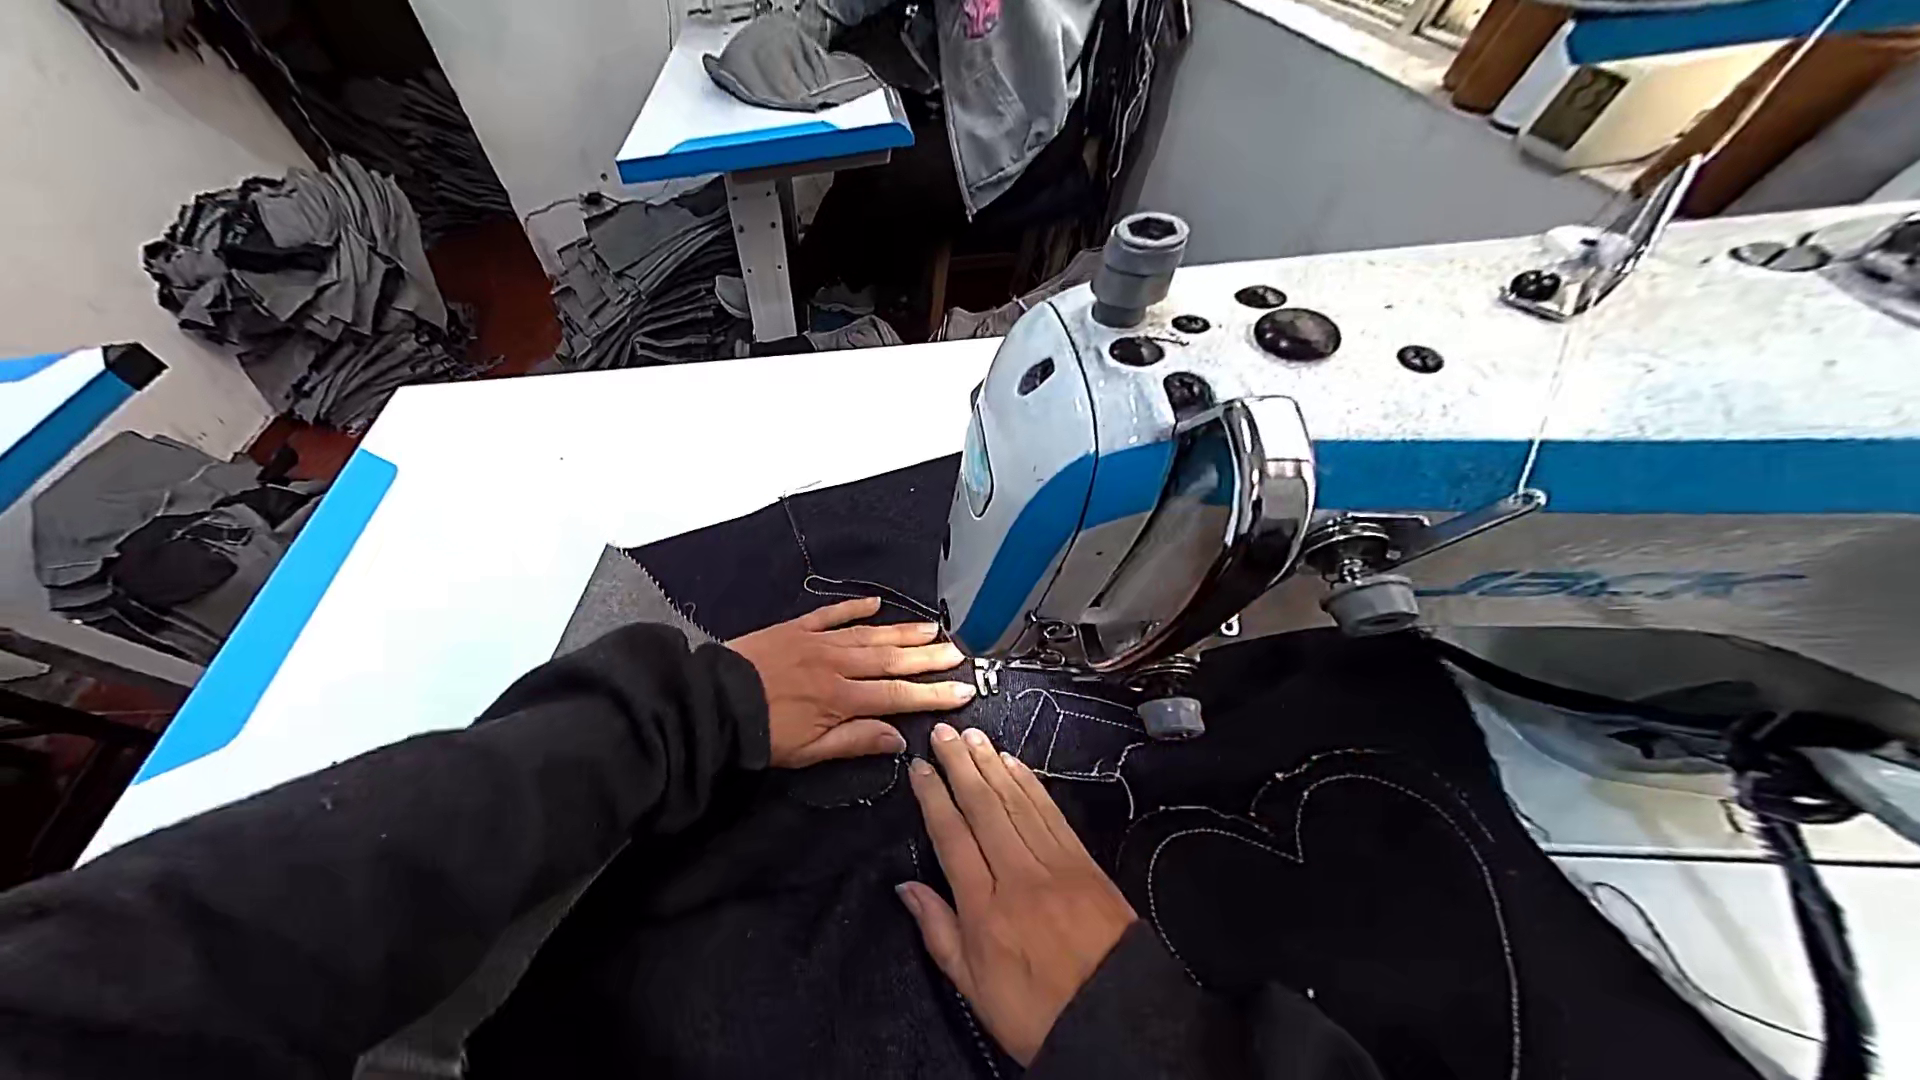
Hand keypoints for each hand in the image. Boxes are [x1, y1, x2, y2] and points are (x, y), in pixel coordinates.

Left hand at [727, 597, 974, 767]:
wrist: (714, 701)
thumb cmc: (761, 733)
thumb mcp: (808, 751)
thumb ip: (856, 741)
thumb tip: (898, 739)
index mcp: (842, 698)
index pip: (898, 695)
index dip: (934, 693)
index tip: (963, 689)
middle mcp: (838, 665)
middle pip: (892, 660)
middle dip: (929, 657)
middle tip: (958, 652)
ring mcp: (819, 642)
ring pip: (870, 635)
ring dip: (903, 632)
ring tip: (932, 630)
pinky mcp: (798, 628)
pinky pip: (832, 615)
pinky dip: (855, 608)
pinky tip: (876, 603)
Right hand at [897, 723, 1139, 1064]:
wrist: (1115, 1014)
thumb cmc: (1038, 1008)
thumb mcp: (973, 986)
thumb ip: (937, 930)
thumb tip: (905, 888)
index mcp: (984, 908)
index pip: (951, 834)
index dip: (933, 795)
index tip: (920, 767)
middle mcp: (1016, 875)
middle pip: (982, 805)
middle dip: (959, 764)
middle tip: (944, 734)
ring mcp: (1052, 862)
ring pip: (1014, 800)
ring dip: (990, 763)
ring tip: (973, 737)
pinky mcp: (1080, 857)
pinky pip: (1048, 809)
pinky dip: (1029, 781)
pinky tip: (1014, 763)